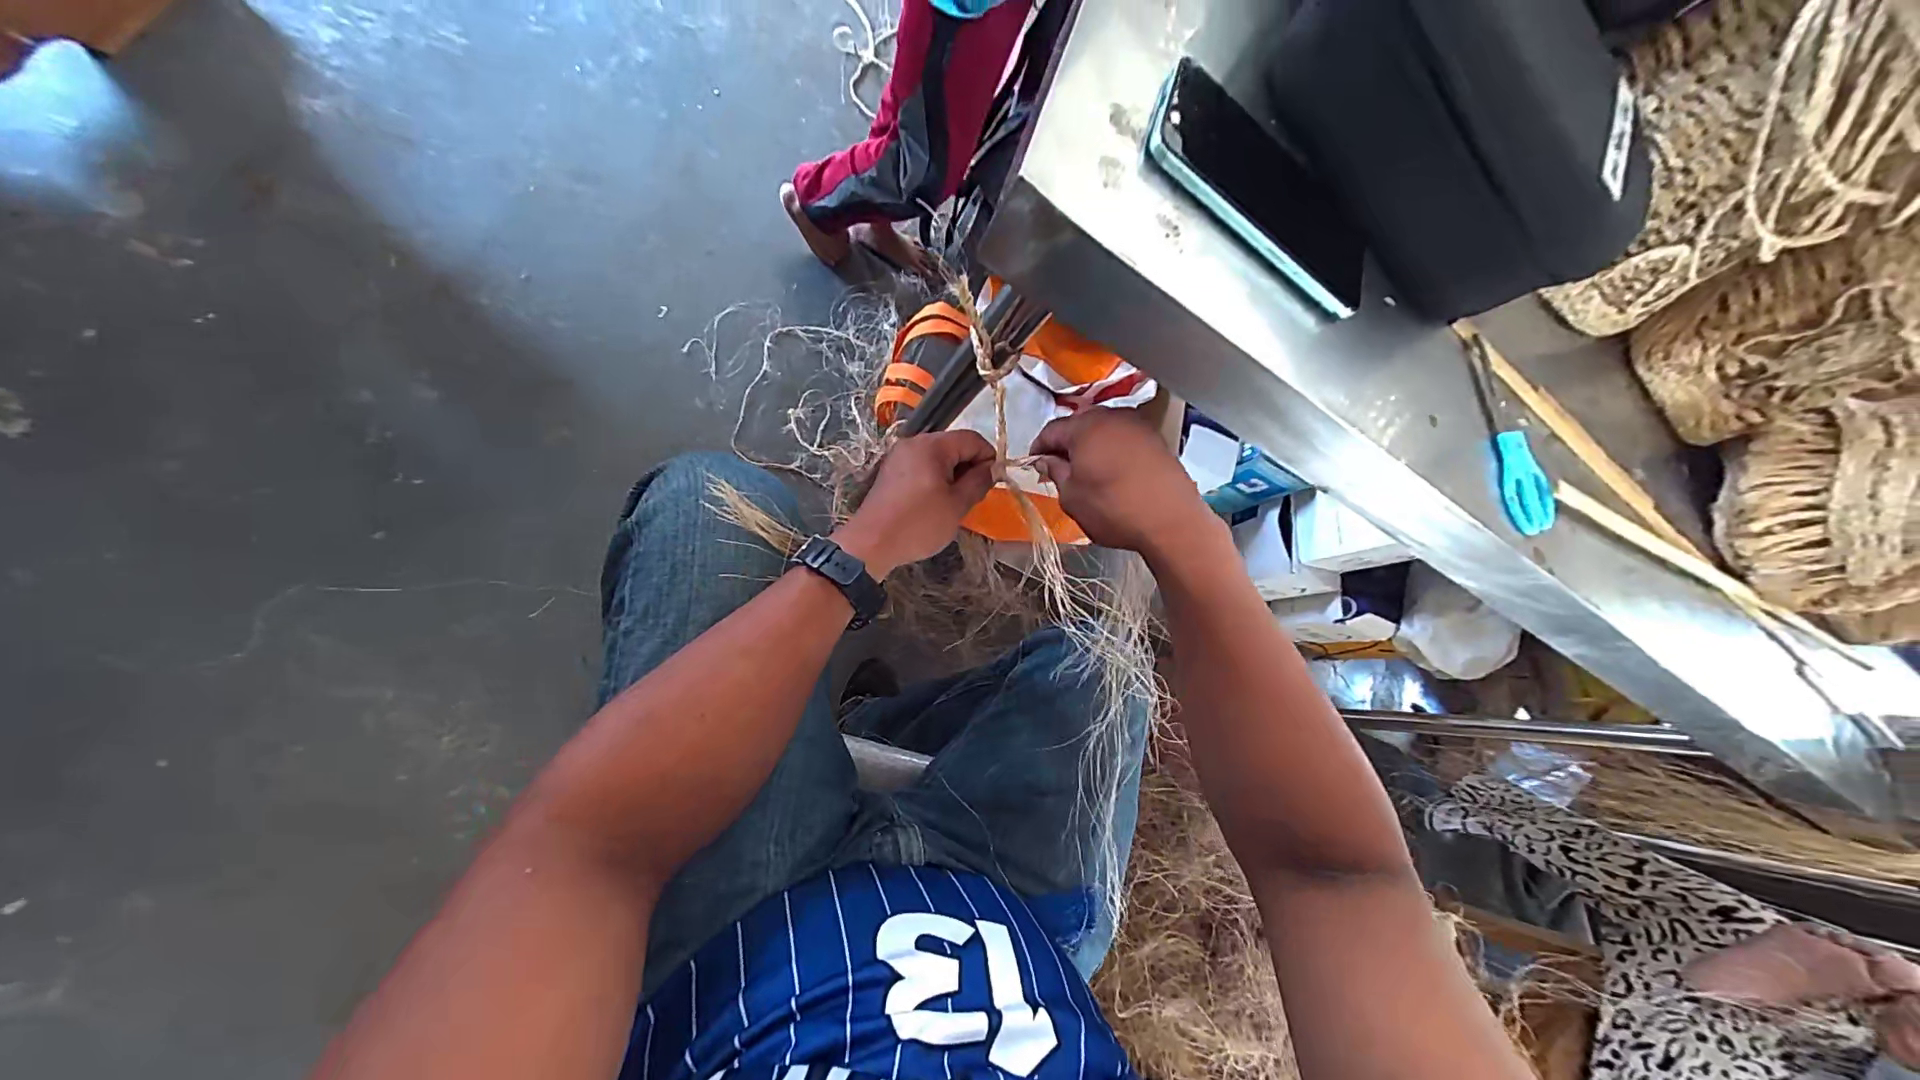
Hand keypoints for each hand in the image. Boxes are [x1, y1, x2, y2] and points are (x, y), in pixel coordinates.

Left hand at [832, 430, 996, 575]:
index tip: (993, 482)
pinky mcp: (891, 472)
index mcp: (931, 445)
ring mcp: (899, 457)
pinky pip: (921, 467)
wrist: (871, 543)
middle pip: (953, 445)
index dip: (988, 457)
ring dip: (952, 475)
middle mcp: (913, 443)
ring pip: (937, 457)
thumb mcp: (957, 505)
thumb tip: (991, 468)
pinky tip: (935, 503)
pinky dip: (935, 479)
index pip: (972, 439)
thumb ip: (978, 482)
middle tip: (975, 495)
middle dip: (969, 467)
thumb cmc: (918, 524)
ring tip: (955, 502)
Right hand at [1030, 409, 1216, 560]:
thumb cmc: (1114, 509)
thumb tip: (1046, 460)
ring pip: (1104, 431)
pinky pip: (1124, 440)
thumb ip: (1055, 473)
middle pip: (1079, 425)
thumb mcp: (1072, 497)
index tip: (1034, 463)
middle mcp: (1113, 417)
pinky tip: (1111, 473)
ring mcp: (1138, 426)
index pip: (1051, 429)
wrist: (1171, 521)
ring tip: (1085, 473)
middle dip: (1065, 445)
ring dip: (1090, 447)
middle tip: (1057, 469)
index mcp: (1085, 426)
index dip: (1038, 447)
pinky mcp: (1157, 440)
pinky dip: (1112, 451)